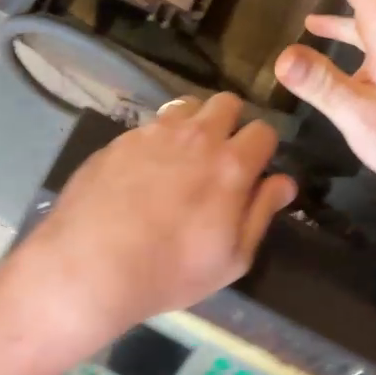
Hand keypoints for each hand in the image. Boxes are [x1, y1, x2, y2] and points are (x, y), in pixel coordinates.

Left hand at [15, 93, 297, 338]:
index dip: (263, 148)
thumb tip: (284, 182)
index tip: (254, 167)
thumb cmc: (170, 272)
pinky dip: (159, 137)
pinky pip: (152, 124)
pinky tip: (146, 168)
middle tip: (222, 153)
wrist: (91, 265)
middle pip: (227, 102)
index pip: (264, 131)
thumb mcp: (232, 259)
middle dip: (232, 122)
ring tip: (184, 154)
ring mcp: (155, 131)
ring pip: (188, 105)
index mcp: (231, 164)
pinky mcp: (123, 136)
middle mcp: (196, 136)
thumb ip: (261, 213)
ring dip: (195, 122)